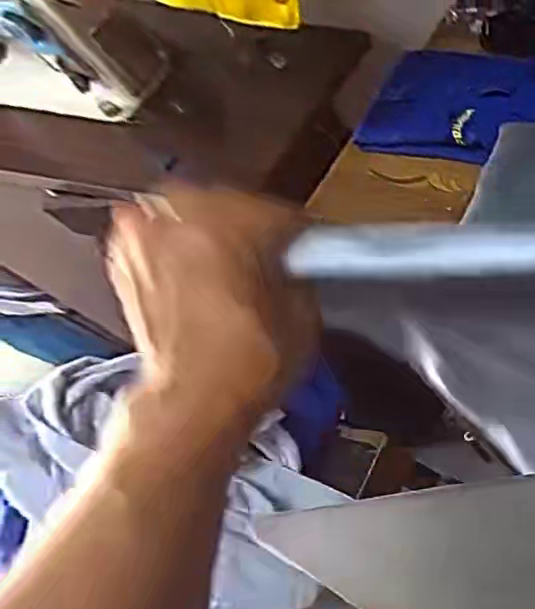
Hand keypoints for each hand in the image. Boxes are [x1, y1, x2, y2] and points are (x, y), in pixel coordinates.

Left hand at [105, 186, 316, 439]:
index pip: (273, 210)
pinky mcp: (126, 260)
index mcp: (224, 235)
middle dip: (253, 217)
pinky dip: (183, 238)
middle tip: (281, 238)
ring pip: (182, 208)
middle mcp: (174, 228)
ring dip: (215, 223)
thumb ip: (297, 276)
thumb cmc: (251, 361)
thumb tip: (295, 262)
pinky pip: (156, 230)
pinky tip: (206, 260)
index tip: (317, 237)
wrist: (202, 391)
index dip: (303, 226)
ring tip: (242, 246)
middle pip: (220, 199)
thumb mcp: (303, 316)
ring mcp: (141, 241)